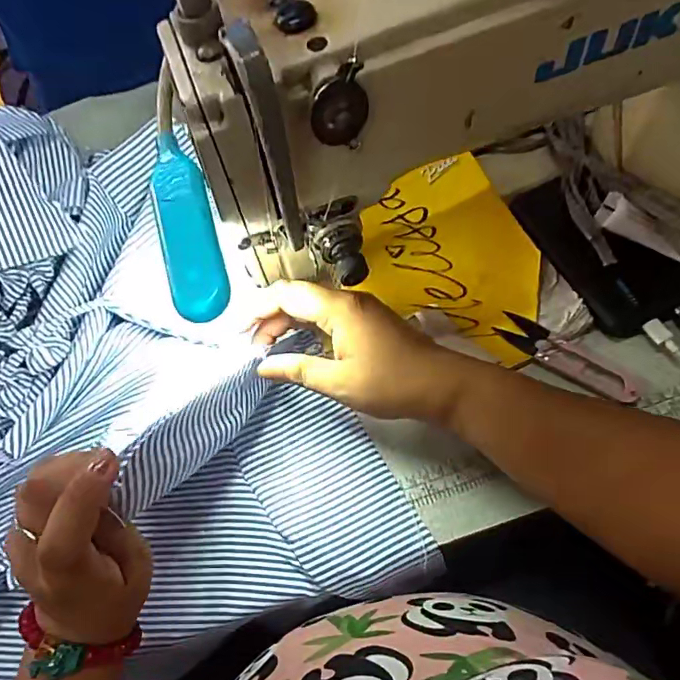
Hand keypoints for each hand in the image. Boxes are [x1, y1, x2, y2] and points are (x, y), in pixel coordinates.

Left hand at [3, 448, 151, 644]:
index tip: (112, 459)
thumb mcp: (138, 569)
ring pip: (28, 486)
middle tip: (104, 462)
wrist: (74, 632)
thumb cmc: (115, 602)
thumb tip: (101, 493)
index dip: (87, 482)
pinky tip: (76, 484)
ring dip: (61, 469)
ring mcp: (17, 542)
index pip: (66, 515)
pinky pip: (30, 495)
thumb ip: (119, 529)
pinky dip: (53, 479)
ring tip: (92, 470)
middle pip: (34, 491)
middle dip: (70, 465)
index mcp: (65, 567)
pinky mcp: (16, 533)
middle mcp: (32, 552)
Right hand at [249, 282, 485, 422]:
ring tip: (270, 348)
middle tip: (253, 347)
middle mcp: (349, 300)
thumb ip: (297, 369)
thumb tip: (263, 366)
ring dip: (289, 324)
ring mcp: (362, 309)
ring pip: (314, 307)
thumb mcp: (338, 382)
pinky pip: (330, 316)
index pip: (286, 295)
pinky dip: (309, 328)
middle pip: (298, 297)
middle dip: (270, 318)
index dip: (257, 309)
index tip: (238, 330)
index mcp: (339, 308)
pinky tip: (300, 347)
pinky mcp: (370, 320)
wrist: (441, 384)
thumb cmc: (391, 384)